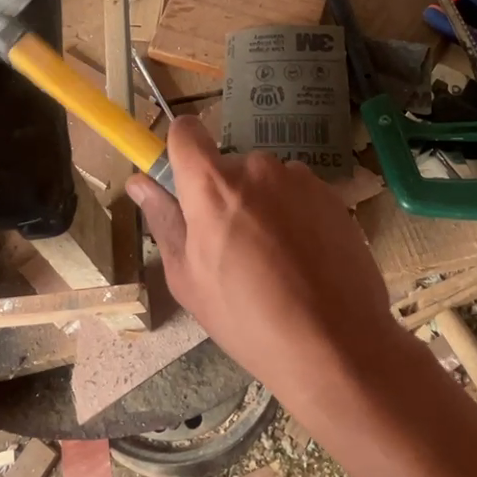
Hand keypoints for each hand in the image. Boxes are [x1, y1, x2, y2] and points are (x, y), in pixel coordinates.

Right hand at [128, 117, 400, 400]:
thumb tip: (140, 182)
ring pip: (266, 182)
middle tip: (232, 247)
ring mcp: (299, 178)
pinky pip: (299, 195)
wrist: (336, 345)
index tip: (183, 181)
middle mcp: (256, 167)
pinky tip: (304, 261)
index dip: (180, 150)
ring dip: (263, 206)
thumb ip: (164, 221)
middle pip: (228, 165)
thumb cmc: (247, 319)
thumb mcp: (188, 279)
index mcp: (212, 184)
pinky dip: (295, 217)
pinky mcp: (333, 195)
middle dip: (224, 195)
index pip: (185, 131)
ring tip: (275, 260)